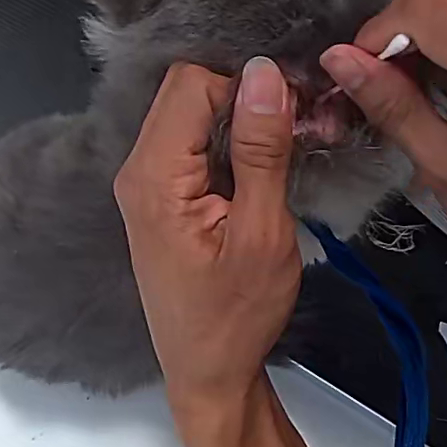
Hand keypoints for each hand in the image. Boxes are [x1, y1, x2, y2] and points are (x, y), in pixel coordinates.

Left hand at [114, 59, 299, 408]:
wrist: (211, 370)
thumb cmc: (238, 313)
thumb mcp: (262, 232)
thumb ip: (261, 151)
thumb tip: (266, 76)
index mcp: (155, 176)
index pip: (193, 84)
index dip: (249, 85)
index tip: (299, 110)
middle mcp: (140, 169)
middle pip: (192, 93)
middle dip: (252, 99)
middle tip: (306, 127)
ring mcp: (152, 184)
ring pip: (199, 117)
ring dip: (250, 123)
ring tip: (297, 146)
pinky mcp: (168, 197)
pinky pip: (201, 146)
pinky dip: (241, 145)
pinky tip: (274, 166)